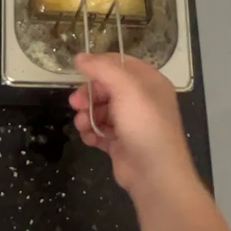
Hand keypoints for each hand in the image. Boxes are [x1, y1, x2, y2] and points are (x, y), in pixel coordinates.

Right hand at [68, 53, 197, 195]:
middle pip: (106, 88)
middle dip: (89, 95)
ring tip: (83, 126)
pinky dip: (92, 133)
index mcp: (149, 82)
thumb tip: (80, 57)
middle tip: (75, 103)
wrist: (155, 174)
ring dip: (87, 116)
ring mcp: (131, 122)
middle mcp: (141, 100)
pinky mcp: (121, 142)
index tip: (79, 71)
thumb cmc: (144, 125)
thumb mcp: (125, 89)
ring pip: (100, 110)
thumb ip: (102, 69)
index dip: (99, 66)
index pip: (120, 63)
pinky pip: (100, 130)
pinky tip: (89, 139)